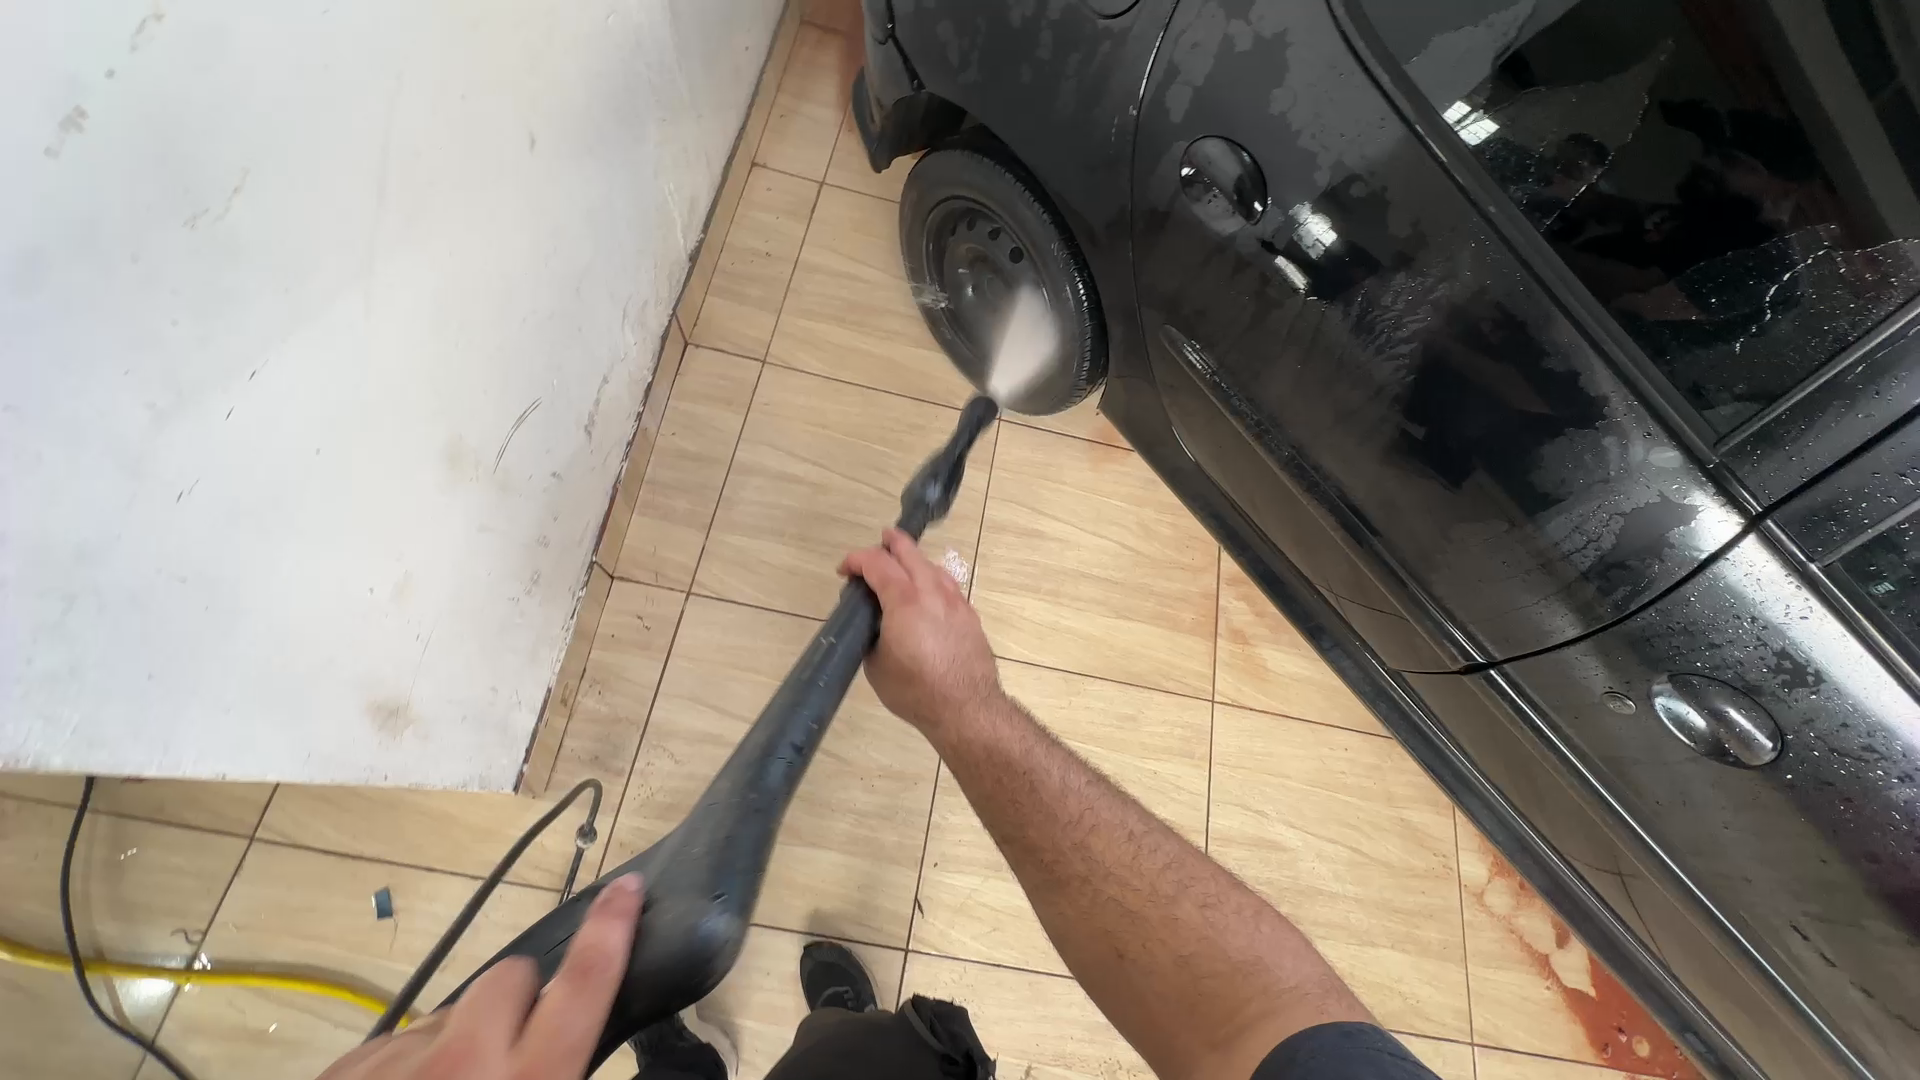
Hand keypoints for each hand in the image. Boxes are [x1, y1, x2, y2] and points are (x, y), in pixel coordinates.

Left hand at [316, 874, 642, 1079]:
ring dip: (451, 1042)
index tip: (625, 885)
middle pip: (510, 978)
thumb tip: (575, 1046)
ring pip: (444, 1013)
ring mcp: (393, 1068)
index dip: (611, 927)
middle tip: (505, 1054)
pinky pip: (387, 1045)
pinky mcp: (336, 1076)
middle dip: (516, 1001)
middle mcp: (463, 1063)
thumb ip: (562, 1073)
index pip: (584, 983)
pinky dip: (399, 1068)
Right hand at [839, 528, 1000, 736]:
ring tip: (903, 564)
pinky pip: (948, 585)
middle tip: (880, 540)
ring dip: (915, 560)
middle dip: (891, 543)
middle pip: (910, 553)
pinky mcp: (970, 615)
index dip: (856, 559)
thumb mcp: (875, 664)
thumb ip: (871, 634)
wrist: (966, 707)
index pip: (877, 563)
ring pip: (933, 566)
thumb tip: (874, 624)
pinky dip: (932, 579)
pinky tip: (928, 591)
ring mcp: (955, 602)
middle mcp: (932, 592)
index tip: (844, 570)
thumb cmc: (914, 689)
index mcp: (904, 600)